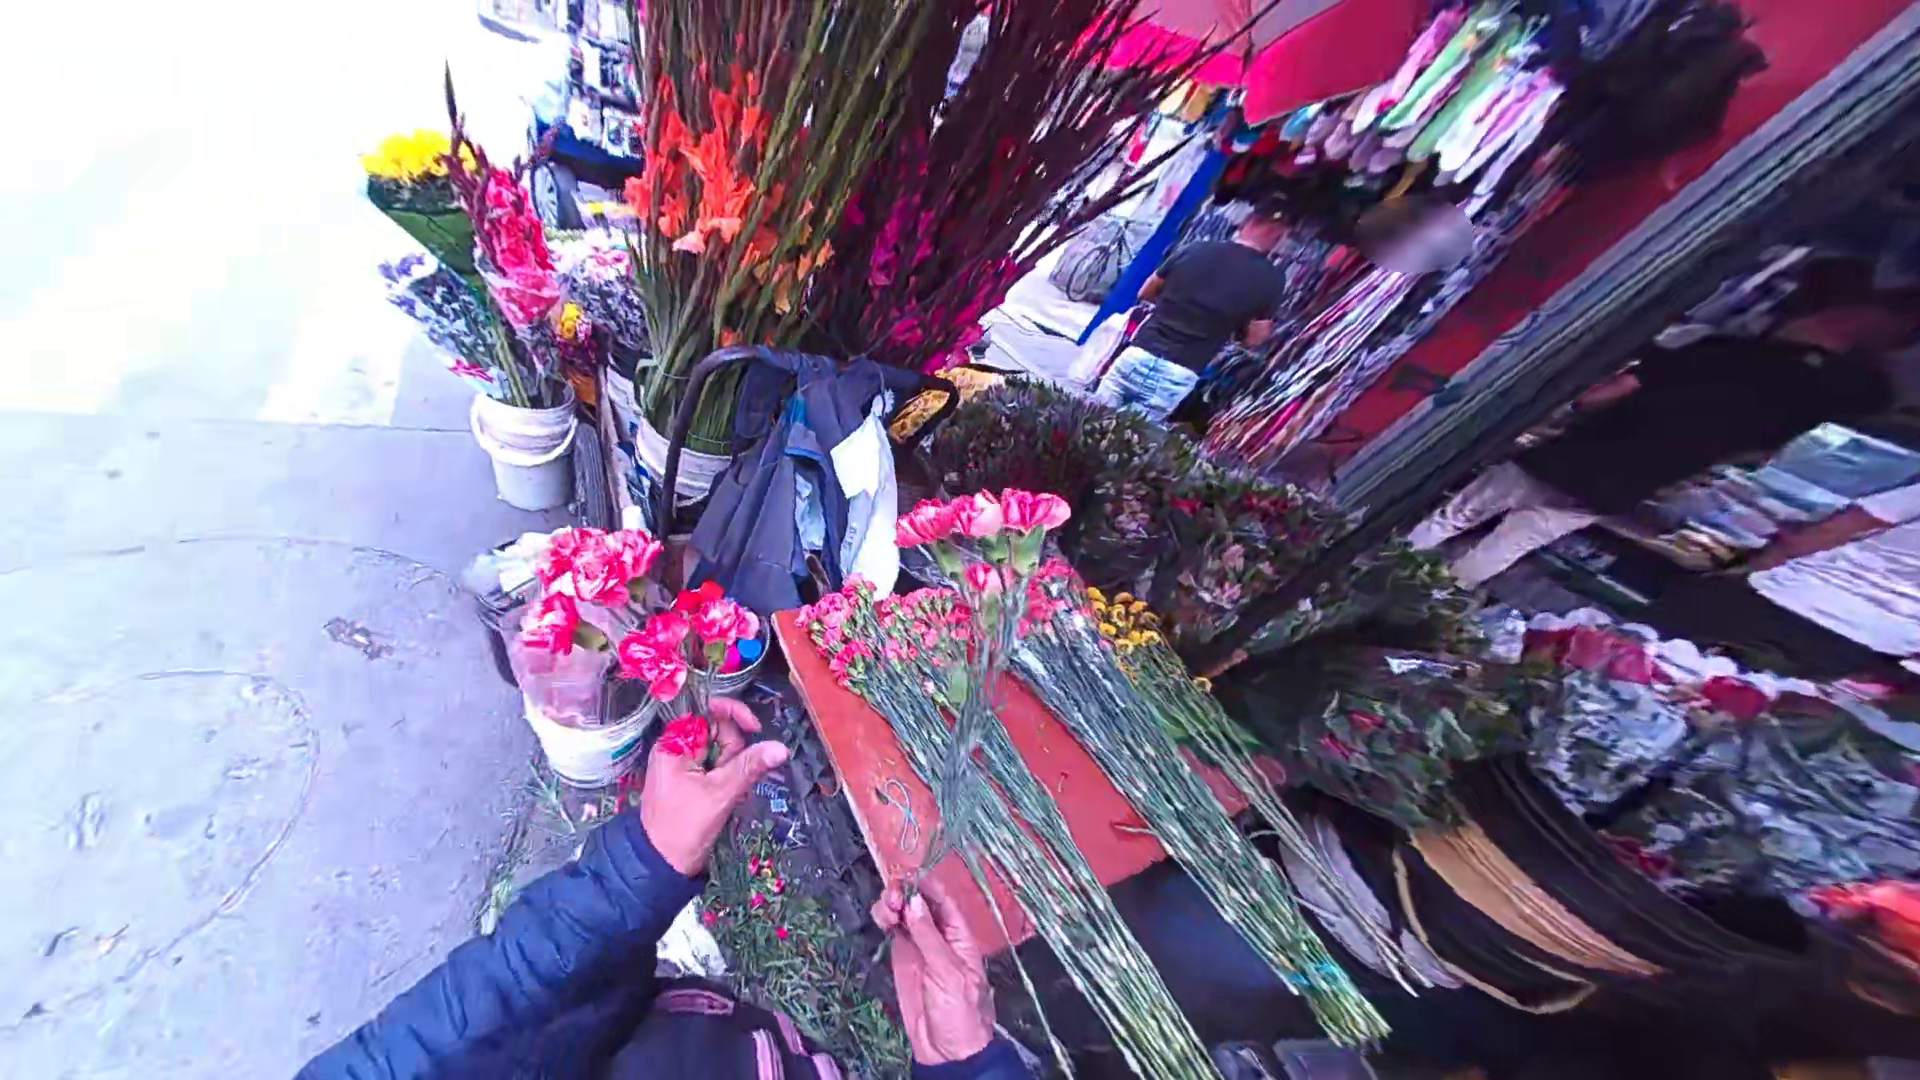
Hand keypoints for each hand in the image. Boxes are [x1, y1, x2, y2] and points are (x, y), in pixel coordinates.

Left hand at [639, 697, 789, 875]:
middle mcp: (678, 746)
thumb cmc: (682, 829)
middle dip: (734, 750)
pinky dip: (729, 776)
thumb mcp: (720, 794)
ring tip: (726, 791)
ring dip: (733, 767)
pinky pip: (720, 764)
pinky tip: (726, 794)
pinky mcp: (693, 776)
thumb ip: (750, 766)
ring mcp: (685, 762)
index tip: (754, 729)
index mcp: (675, 743)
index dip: (734, 713)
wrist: (660, 867)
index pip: (710, 709)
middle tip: (728, 777)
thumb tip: (781, 748)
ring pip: (724, 748)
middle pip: (722, 729)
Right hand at [872, 878, 993, 1064]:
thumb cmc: (960, 1011)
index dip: (924, 884)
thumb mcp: (948, 973)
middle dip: (905, 891)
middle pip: (919, 900)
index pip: (941, 898)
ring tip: (886, 908)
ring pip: (903, 910)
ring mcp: (919, 942)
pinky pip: (893, 928)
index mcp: (957, 932)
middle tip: (893, 895)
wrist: (946, 1053)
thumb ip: (929, 937)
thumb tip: (914, 901)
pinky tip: (882, 918)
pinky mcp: (903, 955)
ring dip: (892, 902)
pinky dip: (885, 918)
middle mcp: (937, 931)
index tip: (907, 875)